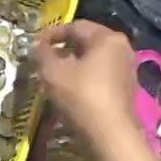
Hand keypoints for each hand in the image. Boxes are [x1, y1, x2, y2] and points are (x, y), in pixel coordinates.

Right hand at [34, 20, 139, 139]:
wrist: (109, 133)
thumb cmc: (80, 96)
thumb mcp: (53, 73)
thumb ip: (42, 55)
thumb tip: (36, 46)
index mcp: (106, 38)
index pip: (75, 26)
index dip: (51, 34)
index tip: (34, 46)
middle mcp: (121, 48)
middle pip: (87, 41)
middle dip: (63, 49)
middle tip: (43, 60)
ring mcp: (126, 68)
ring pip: (94, 59)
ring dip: (73, 64)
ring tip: (54, 76)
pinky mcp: (125, 88)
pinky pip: (100, 75)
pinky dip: (83, 77)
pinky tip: (70, 90)